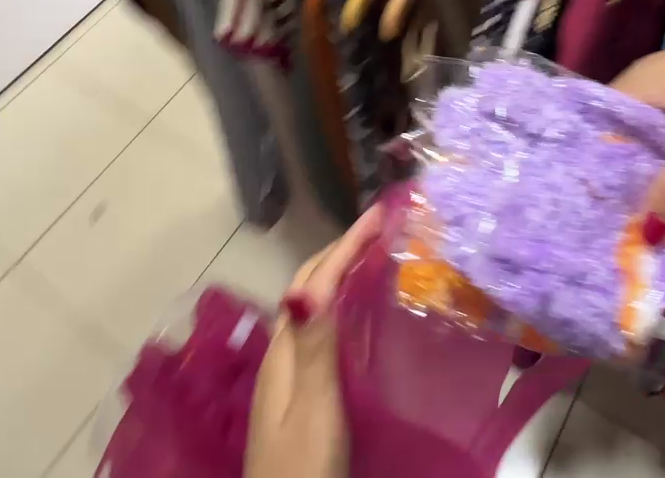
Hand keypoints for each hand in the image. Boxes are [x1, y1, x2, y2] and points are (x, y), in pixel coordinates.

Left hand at [245, 204, 384, 477]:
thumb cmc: (303, 469)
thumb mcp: (314, 411)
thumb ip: (315, 349)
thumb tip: (308, 283)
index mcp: (284, 352)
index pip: (314, 282)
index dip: (346, 244)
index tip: (380, 213)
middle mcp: (282, 355)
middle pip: (308, 287)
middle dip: (341, 251)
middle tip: (382, 230)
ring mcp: (288, 376)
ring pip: (313, 307)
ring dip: (340, 275)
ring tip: (376, 258)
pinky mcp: (299, 394)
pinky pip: (320, 330)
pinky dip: (341, 306)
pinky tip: (361, 317)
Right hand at [611, 11, 664, 238]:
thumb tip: (646, 240)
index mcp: (640, 85)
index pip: (598, 134)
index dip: (593, 176)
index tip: (594, 222)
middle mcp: (650, 87)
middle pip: (626, 144)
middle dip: (629, 188)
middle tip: (625, 240)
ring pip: (658, 148)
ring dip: (661, 185)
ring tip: (656, 234)